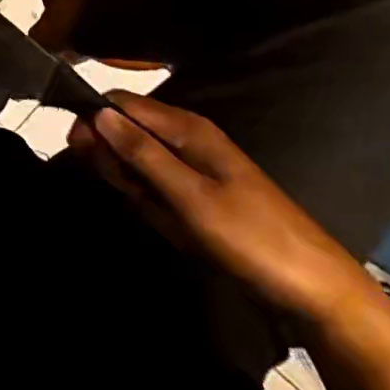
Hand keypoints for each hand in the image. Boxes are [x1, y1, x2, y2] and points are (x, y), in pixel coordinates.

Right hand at [69, 93, 382, 325]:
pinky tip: (165, 221)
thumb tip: (97, 112)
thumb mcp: (189, 195)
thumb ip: (141, 152)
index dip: (94, 117)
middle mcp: (186, 137)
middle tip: (127, 192)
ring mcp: (192, 165)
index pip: (122, 102)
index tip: (76, 147)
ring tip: (156, 213)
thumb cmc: (250, 235)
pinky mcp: (196, 192)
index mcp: (185, 127)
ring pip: (138, 160)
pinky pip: (156, 185)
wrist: (313, 286)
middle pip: (127, 129)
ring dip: (133, 183)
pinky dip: (151, 201)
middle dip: (113, 157)